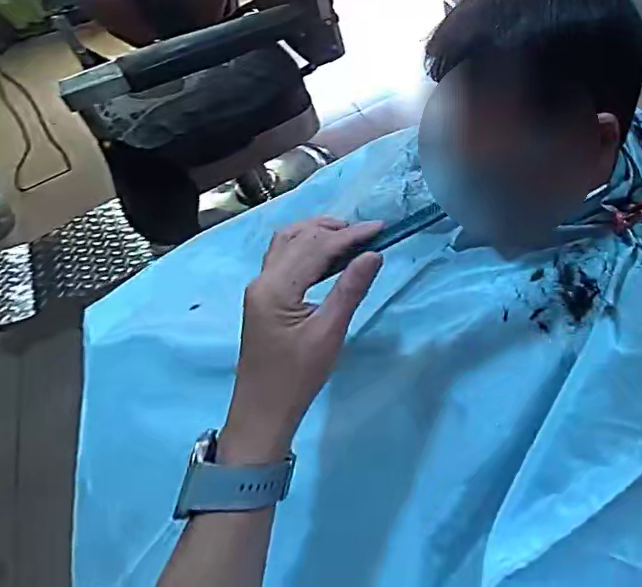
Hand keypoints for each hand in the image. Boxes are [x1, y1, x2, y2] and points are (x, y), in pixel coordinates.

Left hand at [221, 217, 383, 461]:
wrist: (263, 415)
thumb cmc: (297, 377)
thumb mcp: (329, 333)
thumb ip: (351, 289)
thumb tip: (374, 253)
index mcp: (275, 289)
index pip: (316, 247)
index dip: (351, 235)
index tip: (381, 228)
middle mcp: (262, 281)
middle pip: (299, 237)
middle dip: (335, 229)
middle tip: (369, 233)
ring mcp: (260, 288)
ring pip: (288, 242)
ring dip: (318, 232)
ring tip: (350, 237)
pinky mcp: (264, 296)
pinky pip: (284, 255)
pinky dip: (308, 245)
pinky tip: (328, 254)